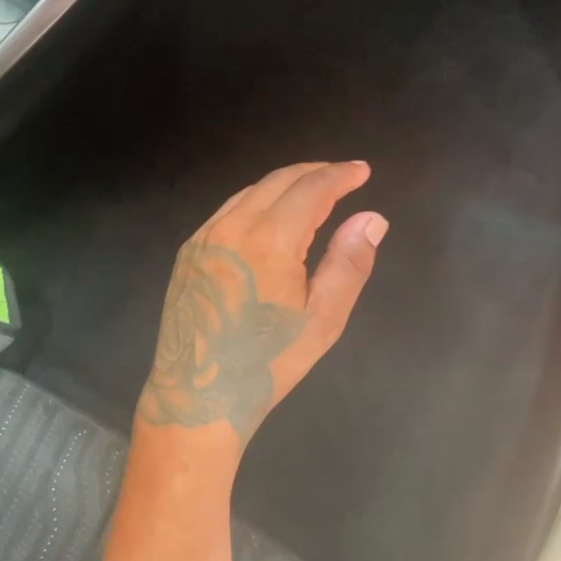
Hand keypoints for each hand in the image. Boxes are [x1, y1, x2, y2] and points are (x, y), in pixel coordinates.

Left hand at [138, 162, 387, 444]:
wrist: (198, 391)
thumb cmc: (268, 361)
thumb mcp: (322, 319)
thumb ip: (348, 263)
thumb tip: (371, 217)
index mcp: (269, 238)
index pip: (311, 189)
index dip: (339, 175)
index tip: (362, 170)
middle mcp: (232, 225)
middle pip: (278, 181)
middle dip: (314, 173)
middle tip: (343, 177)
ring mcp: (205, 235)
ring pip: (250, 193)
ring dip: (284, 185)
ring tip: (313, 193)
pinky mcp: (189, 249)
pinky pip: (227, 211)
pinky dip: (256, 202)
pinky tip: (271, 218)